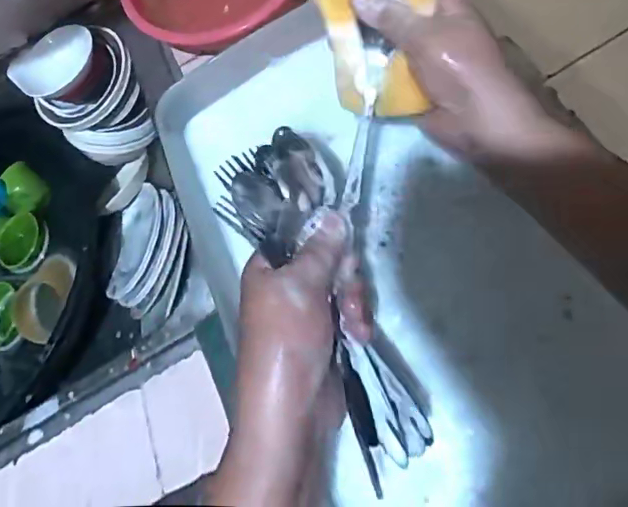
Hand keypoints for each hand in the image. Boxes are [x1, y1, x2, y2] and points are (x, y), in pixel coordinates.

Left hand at [212, 211, 368, 504]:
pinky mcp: (329, 334)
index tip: (343, 229)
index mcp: (268, 267)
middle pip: (326, 257)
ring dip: (354, 300)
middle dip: (344, 273)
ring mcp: (308, 310)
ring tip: (354, 323)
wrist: (292, 414)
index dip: (320, 229)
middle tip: (347, 289)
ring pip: (343, 284)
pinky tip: (359, 336)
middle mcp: (286, 284)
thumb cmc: (286, 339)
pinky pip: (350, 311)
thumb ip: (321, 249)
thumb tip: (333, 214)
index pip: (295, 232)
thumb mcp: (303, 285)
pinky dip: (357, 321)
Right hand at [352, 0, 566, 162]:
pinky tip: (342, 61)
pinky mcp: (414, 84)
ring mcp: (424, 57)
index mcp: (448, 6)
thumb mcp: (426, 37)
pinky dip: (367, 68)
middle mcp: (435, 27)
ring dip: (364, 40)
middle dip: (368, 9)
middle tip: (334, 5)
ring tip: (332, 34)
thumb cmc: (463, 71)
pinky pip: (386, 70)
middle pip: (397, 10)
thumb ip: (390, 16)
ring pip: (388, 41)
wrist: (484, 129)